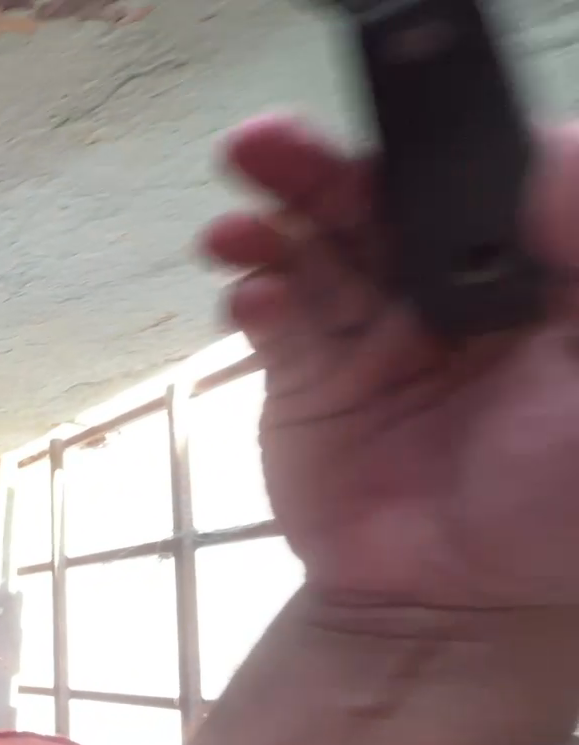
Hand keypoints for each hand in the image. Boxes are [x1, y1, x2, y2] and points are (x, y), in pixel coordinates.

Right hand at [204, 114, 578, 610]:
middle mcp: (458, 288)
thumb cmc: (563, 496)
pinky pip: (278, 328)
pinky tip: (250, 302)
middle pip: (386, 206)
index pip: (503, 180)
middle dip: (322, 171)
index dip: (456, 145)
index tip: (412, 121)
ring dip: (267, 232)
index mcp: (552, 273)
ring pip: (315, 257)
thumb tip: (539, 163)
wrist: (448, 594)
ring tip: (228, 228)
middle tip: (256, 143)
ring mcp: (373, 334)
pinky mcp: (305, 379)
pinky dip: (256, 306)